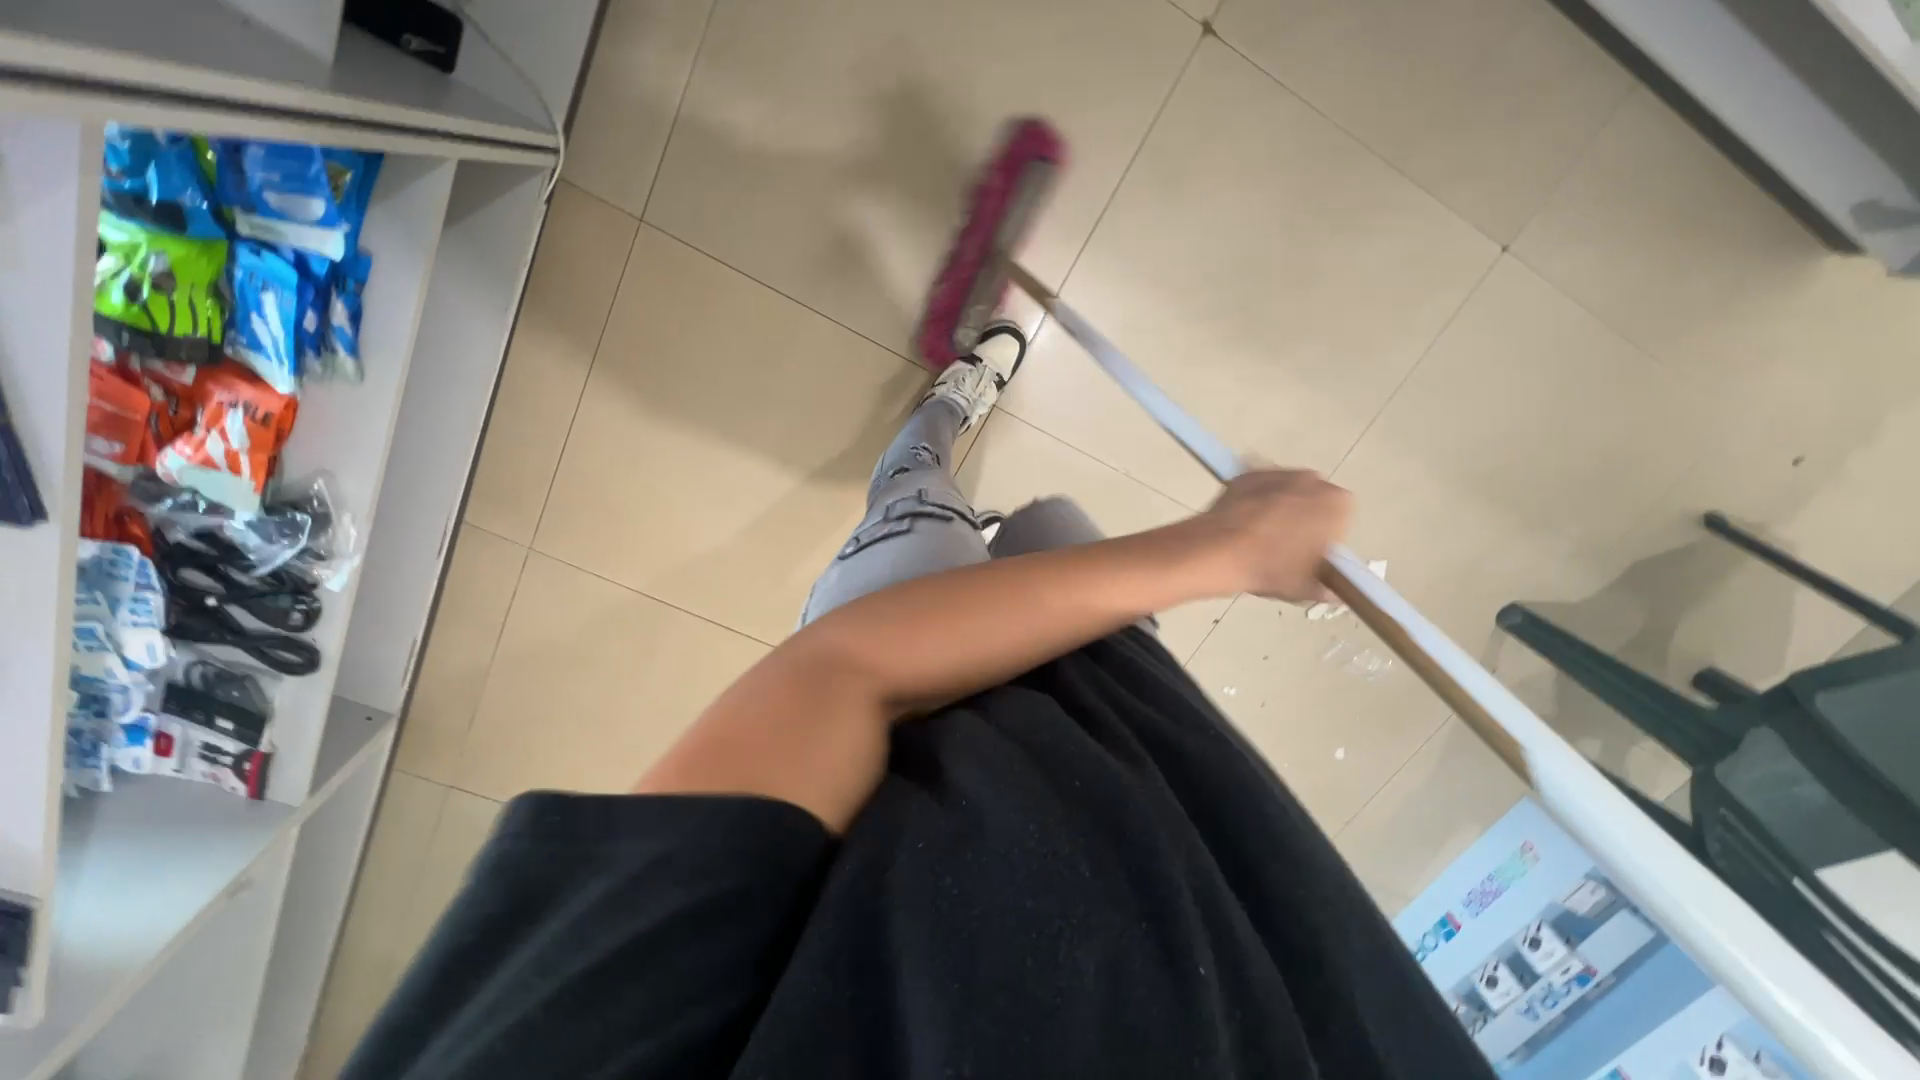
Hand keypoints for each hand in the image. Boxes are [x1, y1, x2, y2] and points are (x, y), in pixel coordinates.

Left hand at [1200, 467, 1351, 601]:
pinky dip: (1255, 500)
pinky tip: (1244, 523)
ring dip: (1282, 507)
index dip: (1327, 537)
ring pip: (1288, 491)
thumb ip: (1324, 587)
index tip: (1311, 553)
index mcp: (1337, 504)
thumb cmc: (1270, 568)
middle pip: (1315, 500)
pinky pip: (1260, 487)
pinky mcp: (1246, 474)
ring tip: (1261, 536)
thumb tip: (1330, 592)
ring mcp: (1277, 472)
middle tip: (1286, 545)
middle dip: (1306, 518)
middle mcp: (1312, 480)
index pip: (1342, 519)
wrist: (1218, 551)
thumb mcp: (1305, 588)